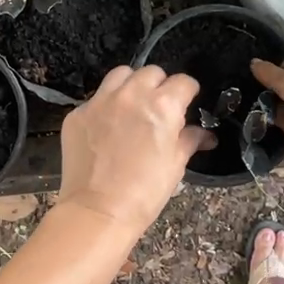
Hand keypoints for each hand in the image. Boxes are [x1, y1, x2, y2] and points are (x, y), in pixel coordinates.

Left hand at [57, 65, 213, 235]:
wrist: (98, 211)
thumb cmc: (145, 192)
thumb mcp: (176, 165)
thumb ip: (190, 140)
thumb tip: (205, 135)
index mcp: (163, 105)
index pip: (183, 82)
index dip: (188, 93)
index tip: (186, 103)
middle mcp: (132, 95)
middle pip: (152, 73)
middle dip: (159, 86)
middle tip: (159, 109)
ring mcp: (101, 102)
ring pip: (121, 75)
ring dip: (131, 85)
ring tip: (132, 107)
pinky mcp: (78, 113)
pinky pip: (96, 98)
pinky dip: (106, 106)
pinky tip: (108, 128)